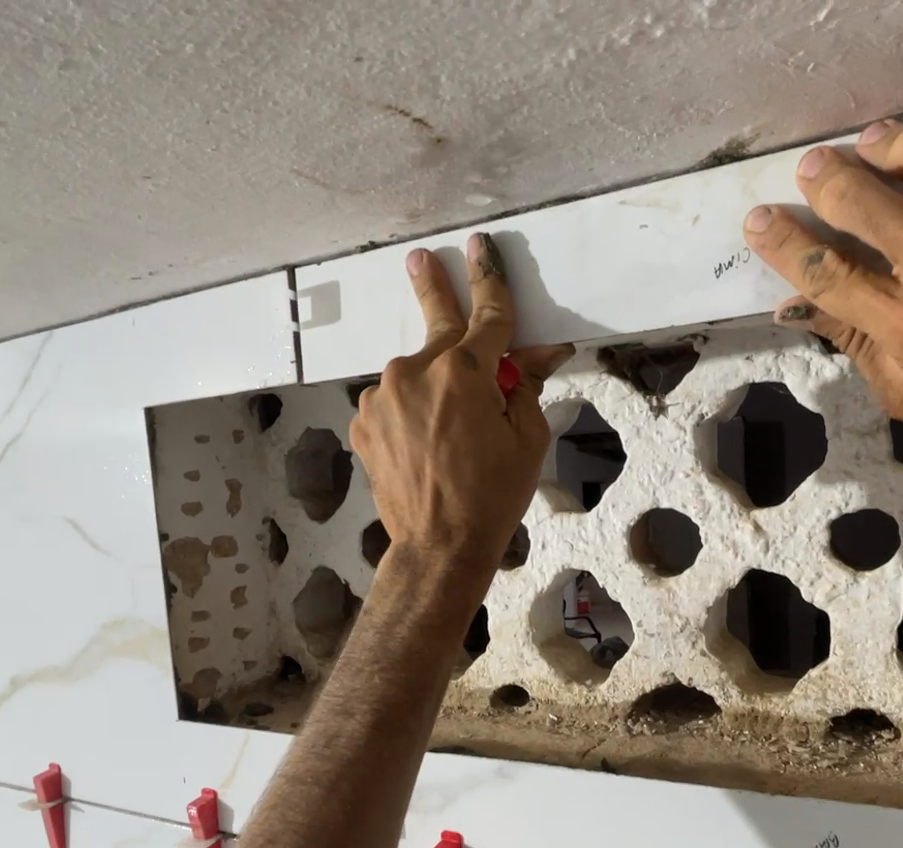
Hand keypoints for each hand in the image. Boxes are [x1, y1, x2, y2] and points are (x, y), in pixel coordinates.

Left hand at [351, 233, 573, 575]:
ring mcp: (381, 395)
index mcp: (463, 372)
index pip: (488, 315)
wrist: (439, 545)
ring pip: (417, 374)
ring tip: (448, 427)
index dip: (490, 281)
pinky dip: (410, 409)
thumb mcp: (527, 439)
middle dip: (433, 288)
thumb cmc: (493, 495)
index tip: (481, 249)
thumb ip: (524, 385)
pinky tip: (424, 441)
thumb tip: (540, 351)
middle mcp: (415, 372)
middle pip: (436, 323)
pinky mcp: (362, 420)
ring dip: (433, 383)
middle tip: (420, 259)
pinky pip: (394, 400)